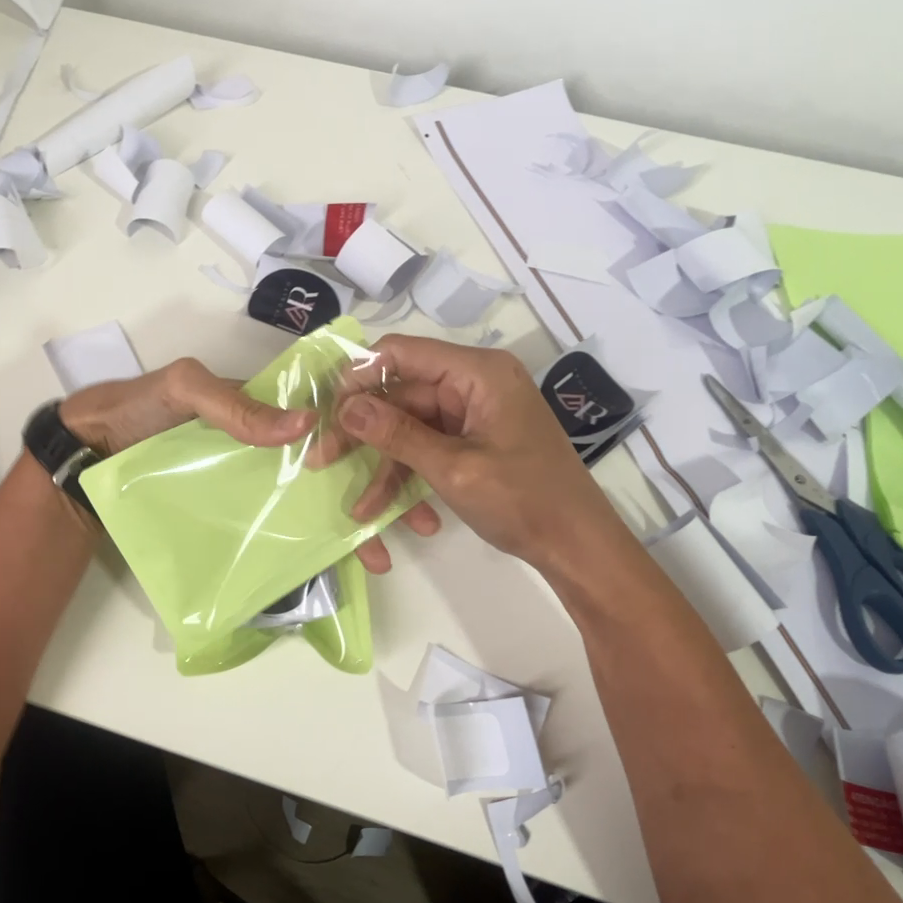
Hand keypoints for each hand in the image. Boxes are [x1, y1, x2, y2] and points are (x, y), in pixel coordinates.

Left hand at [60, 357, 438, 571]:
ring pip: (315, 499)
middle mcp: (269, 441)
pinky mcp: (237, 509)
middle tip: (416, 523)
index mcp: (265, 404)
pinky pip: (281, 527)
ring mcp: (255, 479)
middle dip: (380, 488)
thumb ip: (233, 403)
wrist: (91, 453)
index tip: (405, 467)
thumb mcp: (183, 390)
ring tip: (383, 557)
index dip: (371, 439)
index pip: (330, 418)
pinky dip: (311, 546)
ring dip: (354, 524)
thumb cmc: (138, 409)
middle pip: (336, 463)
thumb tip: (304, 425)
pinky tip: (337, 569)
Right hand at [335, 335, 628, 569]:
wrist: (579, 549)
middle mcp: (473, 384)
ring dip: (385, 466)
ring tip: (360, 508)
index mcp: (477, 374)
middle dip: (364, 433)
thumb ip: (396, 434)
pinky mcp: (472, 441)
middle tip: (322, 461)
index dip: (359, 376)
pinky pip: (427, 447)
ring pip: (408, 427)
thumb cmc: (525, 501)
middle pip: (400, 395)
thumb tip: (345, 408)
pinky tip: (402, 516)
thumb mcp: (453, 468)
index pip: (401, 353)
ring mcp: (473, 414)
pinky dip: (411, 477)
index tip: (327, 410)